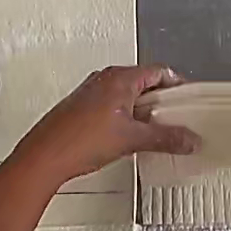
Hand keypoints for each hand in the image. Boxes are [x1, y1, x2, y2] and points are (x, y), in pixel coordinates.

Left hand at [9, 65, 199, 184]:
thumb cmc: (78, 141)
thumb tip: (187, 139)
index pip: (159, 72)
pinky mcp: (82, 108)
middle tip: (173, 118)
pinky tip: (127, 137)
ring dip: (142, 111)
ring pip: (127, 95)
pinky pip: (113, 106)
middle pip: (144, 83)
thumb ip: (166, 138)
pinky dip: (126, 117)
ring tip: (151, 131)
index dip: (177, 85)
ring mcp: (91, 93)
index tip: (187, 99)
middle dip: (161, 102)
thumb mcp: (133, 139)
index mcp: (120, 78)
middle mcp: (104, 80)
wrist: (43, 158)